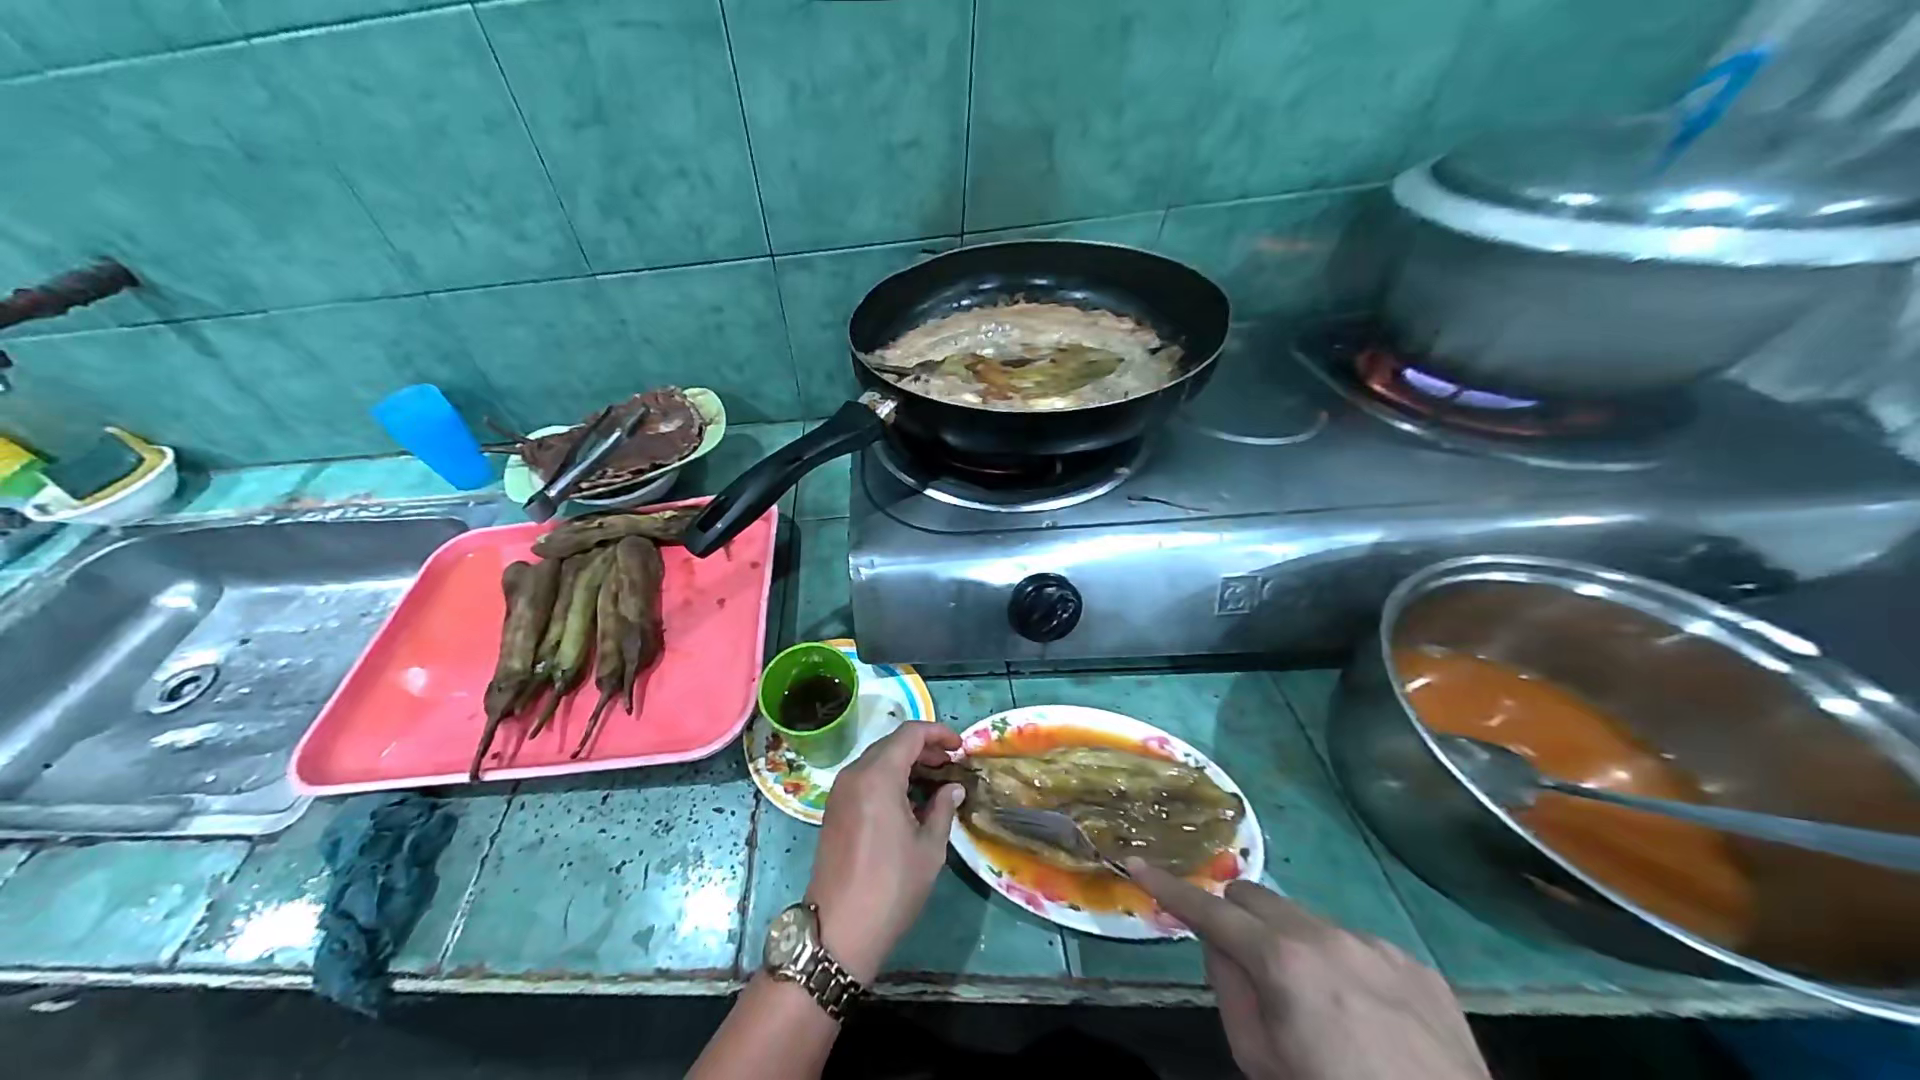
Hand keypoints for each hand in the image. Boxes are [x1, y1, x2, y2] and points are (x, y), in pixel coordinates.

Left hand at [807, 722, 964, 982]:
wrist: (838, 931)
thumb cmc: (891, 887)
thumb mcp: (929, 848)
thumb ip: (943, 809)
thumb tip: (953, 789)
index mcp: (877, 776)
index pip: (909, 734)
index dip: (938, 733)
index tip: (960, 748)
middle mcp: (854, 775)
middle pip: (891, 744)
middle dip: (924, 748)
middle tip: (951, 765)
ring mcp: (840, 792)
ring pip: (877, 760)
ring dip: (906, 763)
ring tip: (935, 782)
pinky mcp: (835, 810)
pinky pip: (865, 779)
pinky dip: (889, 778)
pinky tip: (910, 800)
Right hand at [1128, 860, 1489, 1079]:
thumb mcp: (1259, 1060)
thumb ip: (1230, 990)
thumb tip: (1221, 945)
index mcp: (1282, 960)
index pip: (1210, 911)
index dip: (1169, 888)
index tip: (1139, 864)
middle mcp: (1327, 934)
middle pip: (1256, 898)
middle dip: (1237, 919)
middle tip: (1246, 964)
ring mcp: (1377, 945)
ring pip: (1309, 920)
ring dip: (1294, 944)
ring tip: (1321, 1005)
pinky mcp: (1417, 966)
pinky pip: (1360, 946)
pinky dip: (1343, 965)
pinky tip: (1367, 1017)